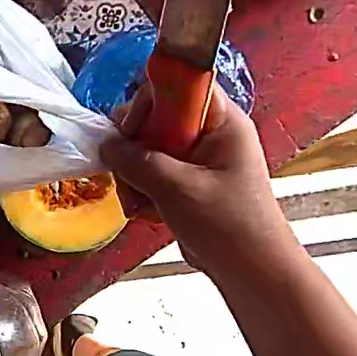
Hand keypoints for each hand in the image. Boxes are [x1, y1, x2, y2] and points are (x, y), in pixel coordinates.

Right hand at [100, 84, 298, 277]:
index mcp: (222, 122)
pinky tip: (147, 213)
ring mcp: (198, 159)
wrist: (251, 270)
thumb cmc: (227, 224)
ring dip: (135, 177)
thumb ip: (137, 162)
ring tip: (140, 204)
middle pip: (156, 120)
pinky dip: (143, 192)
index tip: (131, 131)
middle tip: (129, 177)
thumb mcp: (177, 189)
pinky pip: (153, 174)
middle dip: (134, 150)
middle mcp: (210, 134)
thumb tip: (105, 144)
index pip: (180, 85)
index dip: (150, 102)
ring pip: (148, 150)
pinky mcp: (188, 182)